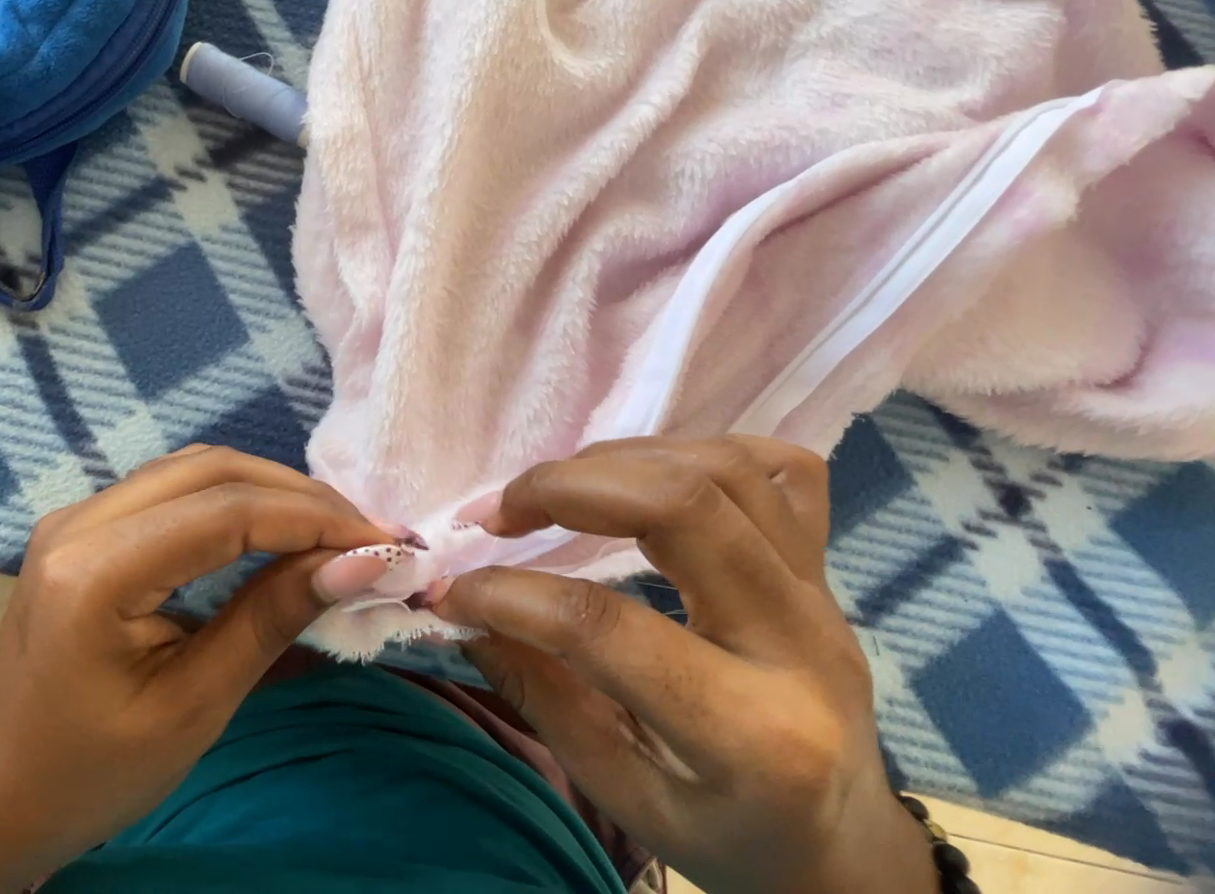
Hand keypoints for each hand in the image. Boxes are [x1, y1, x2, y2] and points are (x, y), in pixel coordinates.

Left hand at [0, 445, 390, 893]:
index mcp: (94, 571)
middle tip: (366, 534)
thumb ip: (271, 618)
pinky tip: (274, 528)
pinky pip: (173, 490)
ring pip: (194, 470)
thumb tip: (360, 563)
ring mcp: (76, 517)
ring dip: (269, 491)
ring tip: (333, 530)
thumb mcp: (194, 705)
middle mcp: (78, 521)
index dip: (312, 517)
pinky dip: (234, 501)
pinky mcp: (85, 528)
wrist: (3, 794)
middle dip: (298, 495)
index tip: (383, 542)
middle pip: (211, 471)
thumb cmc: (94, 772)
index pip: (224, 511)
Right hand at [434, 435, 934, 893]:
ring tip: (553, 491)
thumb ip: (539, 692)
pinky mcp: (827, 566)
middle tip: (497, 513)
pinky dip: (696, 451)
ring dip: (617, 460)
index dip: (508, 595)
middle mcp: (799, 643)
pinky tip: (642, 476)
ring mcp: (822, 593)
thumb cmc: (726, 834)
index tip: (451, 592)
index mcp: (749, 732)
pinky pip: (780, 468)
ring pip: (725, 469)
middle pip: (684, 506)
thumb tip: (463, 612)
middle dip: (565, 488)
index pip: (605, 626)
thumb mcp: (620, 791)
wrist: (844, 845)